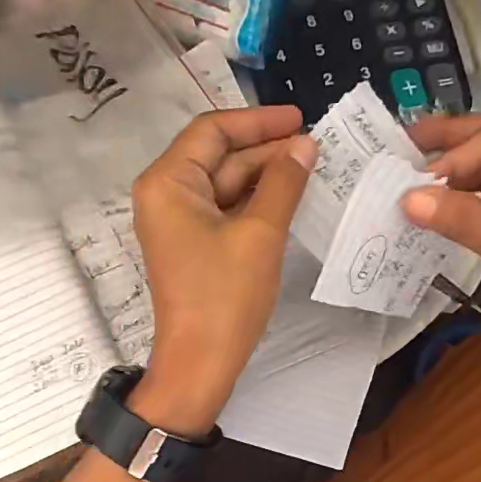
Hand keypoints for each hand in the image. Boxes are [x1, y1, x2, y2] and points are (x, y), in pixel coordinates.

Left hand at [129, 106, 316, 434]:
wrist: (200, 363)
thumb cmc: (225, 296)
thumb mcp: (260, 234)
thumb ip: (283, 182)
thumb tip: (304, 145)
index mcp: (167, 183)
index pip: (212, 131)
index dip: (258, 121)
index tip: (300, 118)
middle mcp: (165, 195)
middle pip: (217, 156)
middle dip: (265, 150)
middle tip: (315, 147)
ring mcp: (177, 223)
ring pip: (224, 184)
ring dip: (264, 176)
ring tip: (311, 168)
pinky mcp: (192, 245)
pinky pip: (224, 210)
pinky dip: (254, 202)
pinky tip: (289, 197)